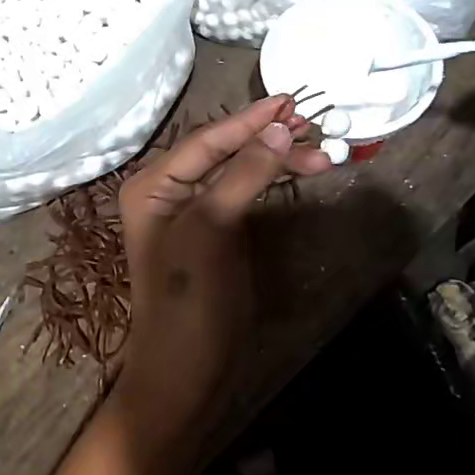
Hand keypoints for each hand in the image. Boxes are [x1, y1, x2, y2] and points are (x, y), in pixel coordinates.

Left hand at [109, 95, 332, 469]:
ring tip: (322, 154)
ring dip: (277, 160)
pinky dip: (273, 183)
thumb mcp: (212, 229)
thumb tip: (280, 127)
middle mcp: (168, 191)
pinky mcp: (217, 233)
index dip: (249, 120)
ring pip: (239, 171)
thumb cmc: (188, 298)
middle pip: (223, 151)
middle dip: (268, 138)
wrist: (185, 372)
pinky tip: (299, 174)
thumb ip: (244, 175)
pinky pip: (245, 195)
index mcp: (152, 184)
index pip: (206, 139)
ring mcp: (194, 213)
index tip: (291, 101)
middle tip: (315, 126)